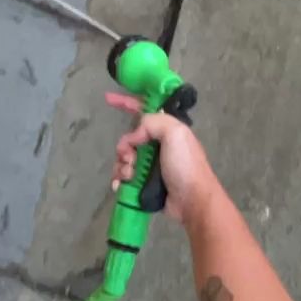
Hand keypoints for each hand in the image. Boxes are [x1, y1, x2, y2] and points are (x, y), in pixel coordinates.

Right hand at [105, 92, 223, 226]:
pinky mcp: (145, 182)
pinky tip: (120, 185)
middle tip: (129, 158)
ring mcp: (151, 164)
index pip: (143, 109)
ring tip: (129, 176)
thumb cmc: (185, 165)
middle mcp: (158, 144)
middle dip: (123, 147)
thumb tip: (134, 137)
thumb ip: (152, 123)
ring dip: (122, 166)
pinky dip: (120, 179)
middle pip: (129, 138)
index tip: (108, 99)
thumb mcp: (174, 133)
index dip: (126, 102)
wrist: (192, 201)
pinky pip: (125, 175)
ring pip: (124, 158)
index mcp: (166, 129)